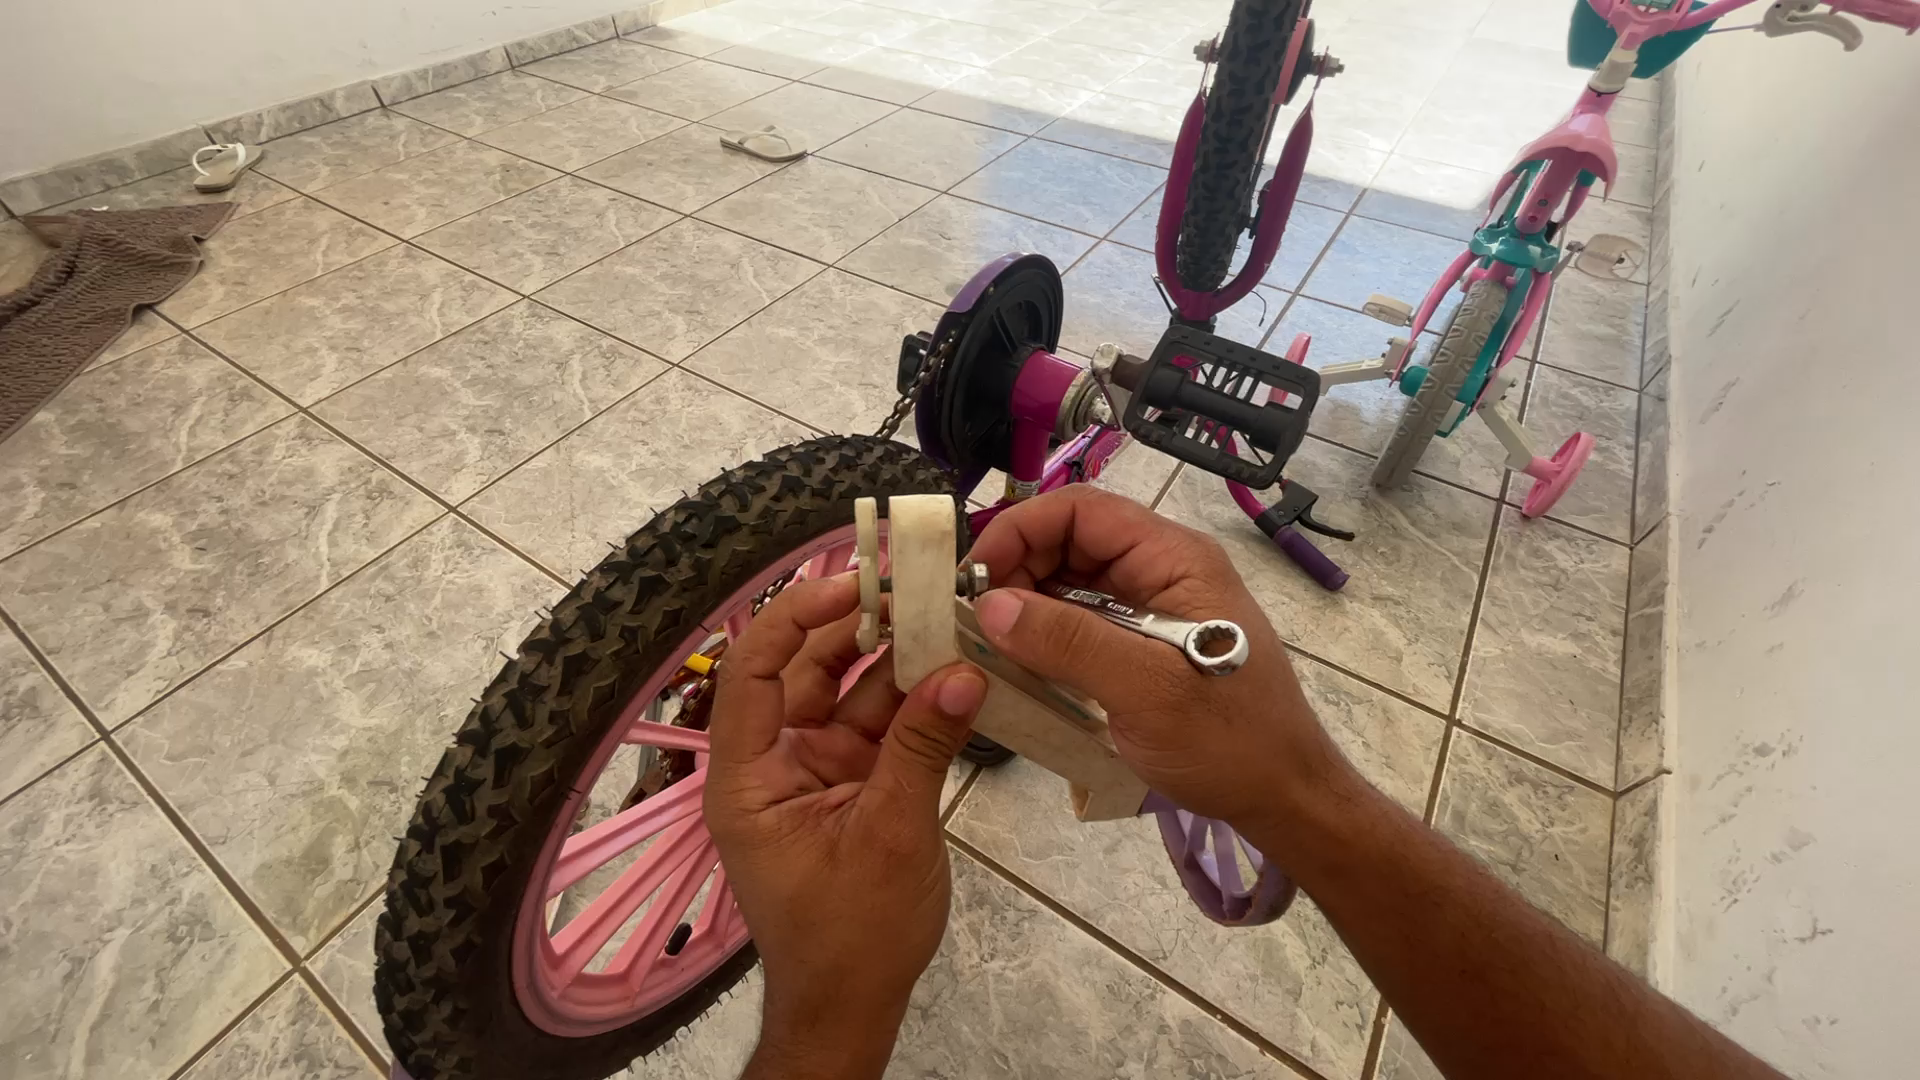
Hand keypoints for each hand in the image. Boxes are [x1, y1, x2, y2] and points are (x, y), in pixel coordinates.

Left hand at [704, 574, 986, 1076]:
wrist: (857, 1006)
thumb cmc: (851, 934)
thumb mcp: (890, 834)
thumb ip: (923, 747)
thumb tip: (967, 671)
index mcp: (750, 774)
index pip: (752, 672)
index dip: (795, 619)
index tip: (853, 585)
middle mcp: (778, 758)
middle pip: (809, 671)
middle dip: (859, 628)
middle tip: (916, 590)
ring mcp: (821, 765)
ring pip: (854, 691)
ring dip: (897, 659)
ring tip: (945, 619)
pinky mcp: (858, 778)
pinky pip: (884, 723)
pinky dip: (917, 698)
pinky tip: (953, 668)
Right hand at [965, 485, 1352, 830]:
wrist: (1281, 795)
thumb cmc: (1229, 741)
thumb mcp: (1146, 689)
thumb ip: (1069, 641)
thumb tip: (989, 605)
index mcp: (1172, 558)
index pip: (1082, 510)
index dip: (1021, 529)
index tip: (975, 576)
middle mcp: (1158, 569)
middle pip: (1070, 540)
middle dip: (1017, 568)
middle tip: (978, 618)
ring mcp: (1148, 605)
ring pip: (1068, 580)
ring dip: (1025, 603)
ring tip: (990, 641)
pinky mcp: (1138, 640)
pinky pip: (1077, 619)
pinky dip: (1043, 633)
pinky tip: (1019, 660)